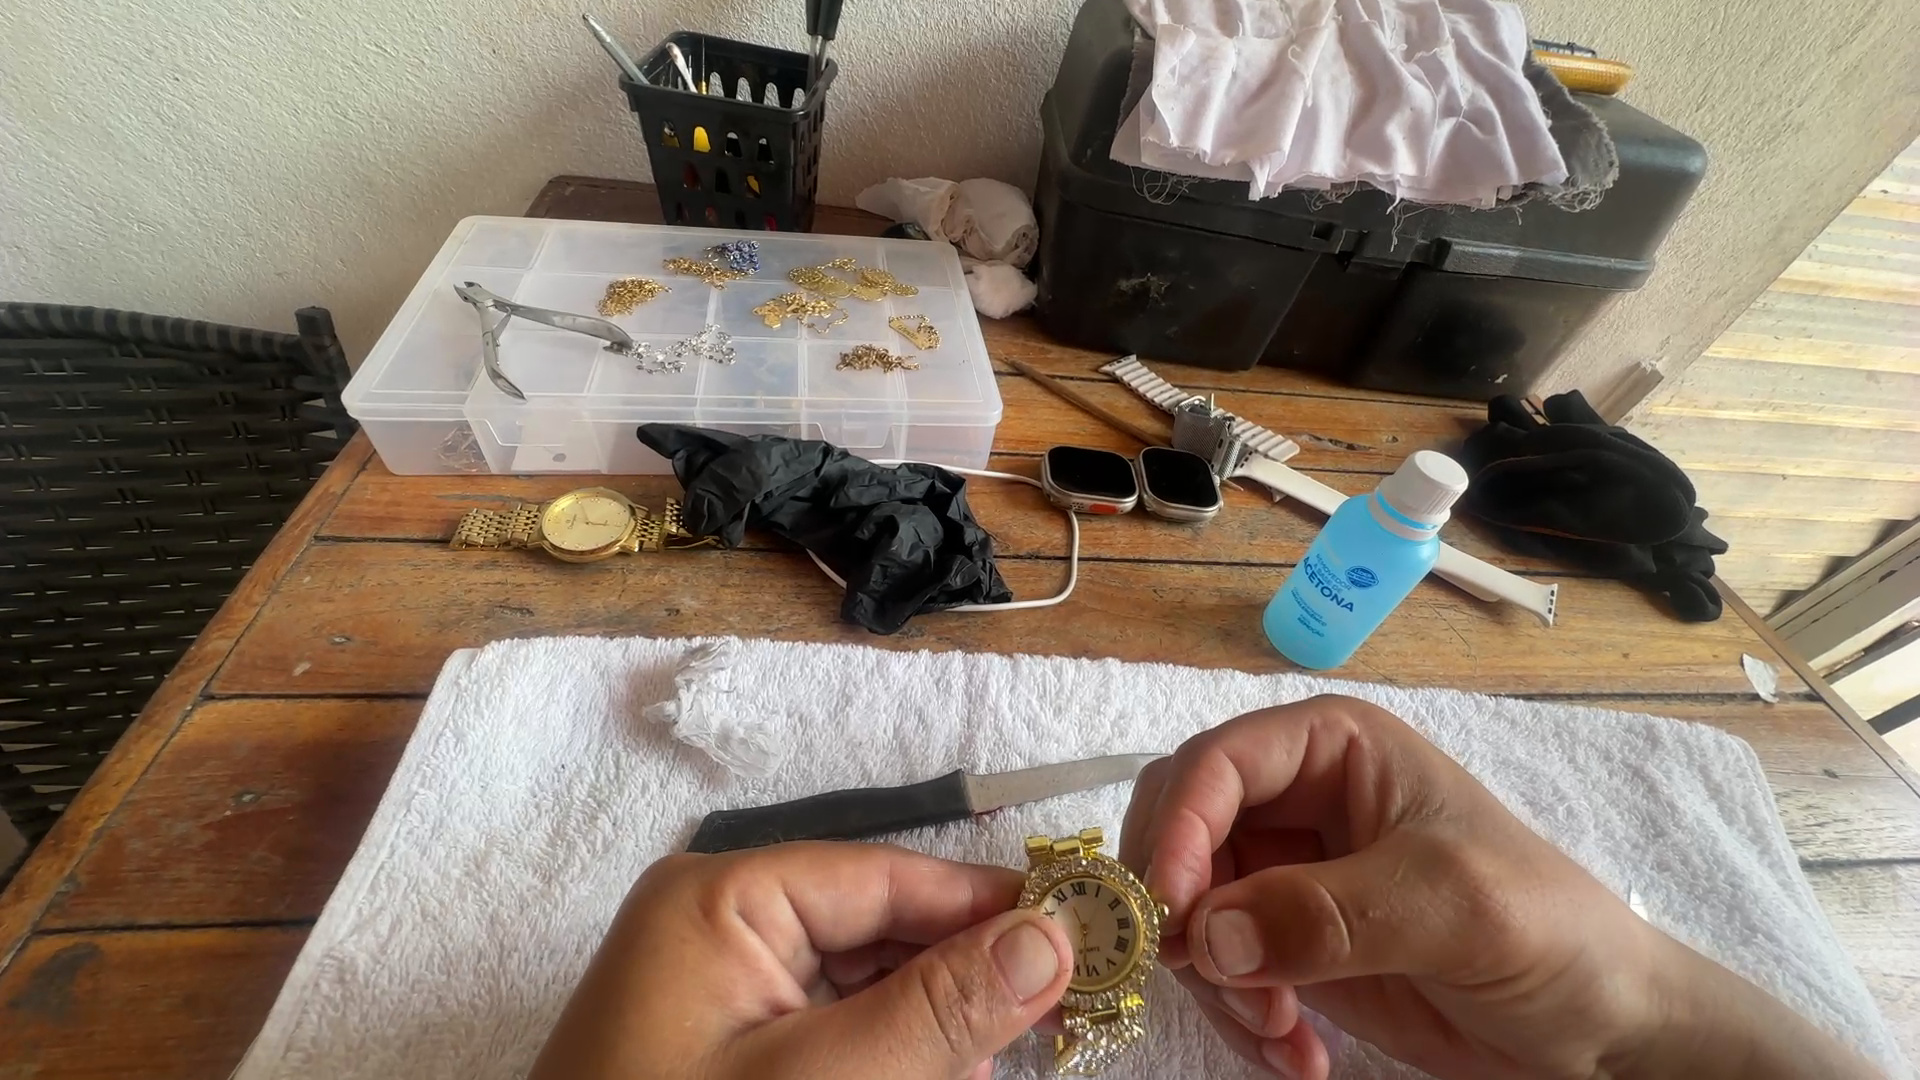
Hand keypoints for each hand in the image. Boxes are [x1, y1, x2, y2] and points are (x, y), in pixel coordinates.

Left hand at [529, 842, 1073, 1079]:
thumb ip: (938, 1007)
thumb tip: (1051, 936)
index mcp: (724, 894)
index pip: (881, 875)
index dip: (978, 899)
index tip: (1066, 923)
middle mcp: (721, 917)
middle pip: (874, 925)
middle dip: (957, 969)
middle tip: (1048, 1005)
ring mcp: (721, 978)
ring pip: (859, 975)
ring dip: (928, 1016)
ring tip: (991, 1056)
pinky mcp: (727, 1034)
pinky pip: (829, 1017)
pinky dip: (886, 1046)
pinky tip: (937, 1071)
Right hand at [1120, 695, 1882, 1079]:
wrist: (1606, 1033)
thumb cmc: (1547, 933)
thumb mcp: (1449, 908)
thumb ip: (1325, 914)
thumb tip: (1203, 936)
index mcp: (1323, 746)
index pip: (1217, 764)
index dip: (1179, 825)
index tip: (1167, 910)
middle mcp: (1286, 792)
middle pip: (1181, 823)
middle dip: (1185, 903)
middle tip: (1207, 977)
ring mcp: (1278, 861)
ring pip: (1188, 896)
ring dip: (1212, 971)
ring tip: (1275, 1033)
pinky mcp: (1277, 928)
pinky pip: (1214, 955)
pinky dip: (1234, 1005)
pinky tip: (1290, 1050)